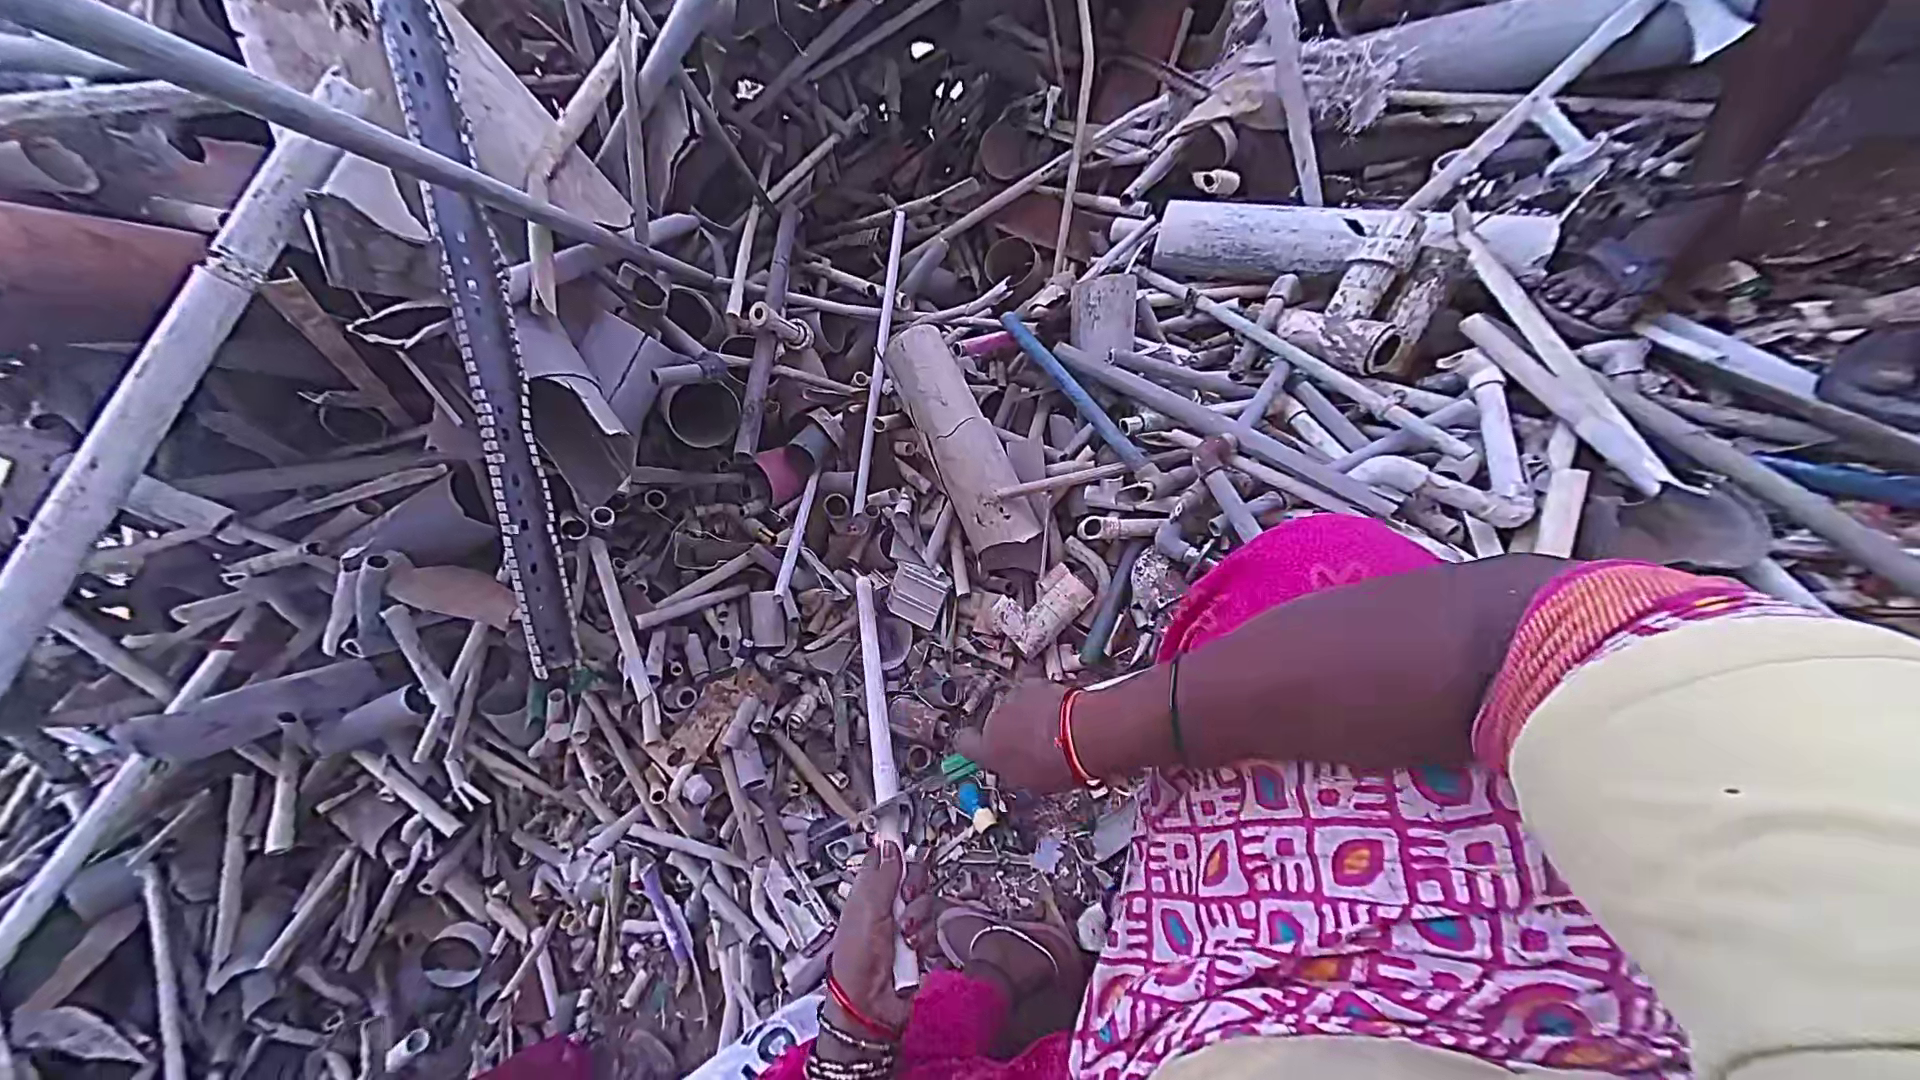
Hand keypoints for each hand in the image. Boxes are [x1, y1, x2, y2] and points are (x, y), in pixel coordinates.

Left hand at [828, 842, 913, 1032]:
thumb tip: (890, 844)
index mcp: (867, 891)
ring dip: (917, 917)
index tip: (905, 844)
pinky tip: (912, 948)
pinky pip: (932, 926)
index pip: (885, 858)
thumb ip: (883, 875)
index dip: (896, 851)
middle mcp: (887, 903)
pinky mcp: (918, 942)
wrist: (870, 1006)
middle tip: (906, 896)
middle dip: (914, 886)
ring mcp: (903, 923)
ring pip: (925, 900)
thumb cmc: (856, 960)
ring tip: (904, 934)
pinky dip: (924, 936)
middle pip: (912, 876)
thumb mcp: (868, 909)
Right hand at [953, 679, 1073, 792]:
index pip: (964, 742)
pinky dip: (1038, 696)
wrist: (1081, 734)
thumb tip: (1014, 767)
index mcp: (987, 749)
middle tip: (1027, 743)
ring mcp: (1012, 698)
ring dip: (1023, 713)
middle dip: (1006, 730)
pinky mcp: (1031, 683)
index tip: (981, 747)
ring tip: (1046, 727)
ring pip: (1010, 705)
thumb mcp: (1029, 781)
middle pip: (992, 722)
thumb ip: (1012, 769)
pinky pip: (1029, 690)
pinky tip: (1053, 709)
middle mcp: (994, 719)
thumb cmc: (1058, 764)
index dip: (973, 744)